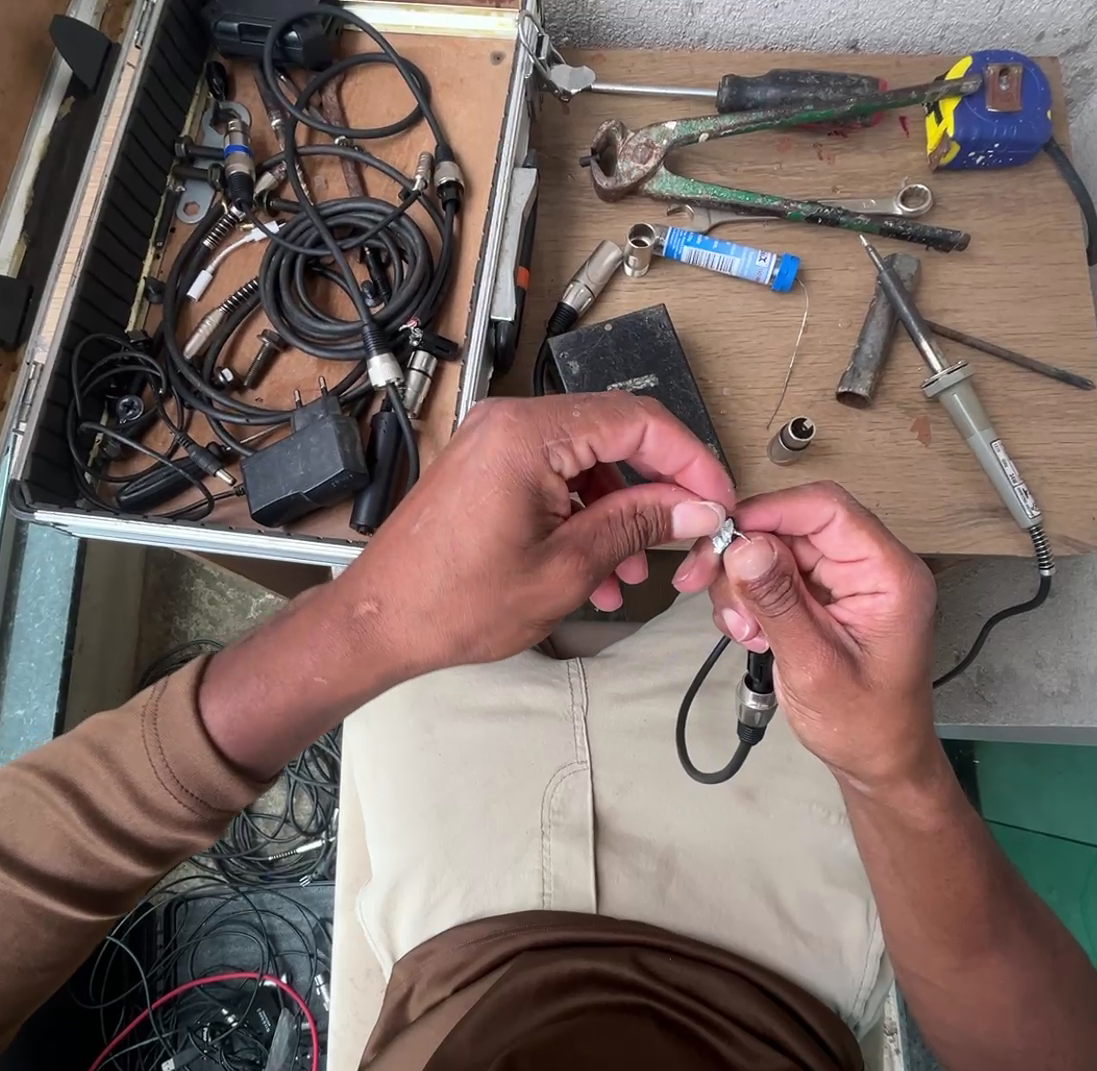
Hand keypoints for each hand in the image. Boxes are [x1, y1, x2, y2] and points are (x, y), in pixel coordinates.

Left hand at [334, 392, 735, 676]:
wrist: (380, 622)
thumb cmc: (452, 602)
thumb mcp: (565, 569)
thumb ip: (637, 525)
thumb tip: (694, 507)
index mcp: (529, 435)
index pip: (639, 422)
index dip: (690, 460)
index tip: (716, 499)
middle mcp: (510, 423)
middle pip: (616, 436)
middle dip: (657, 489)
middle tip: (685, 532)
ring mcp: (496, 442)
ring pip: (588, 462)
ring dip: (619, 512)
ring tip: (631, 571)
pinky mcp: (489, 466)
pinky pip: (556, 477)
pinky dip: (583, 516)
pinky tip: (595, 569)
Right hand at [673, 481, 939, 790]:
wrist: (876, 762)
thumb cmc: (863, 725)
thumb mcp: (815, 666)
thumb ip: (778, 603)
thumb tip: (743, 546)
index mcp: (887, 574)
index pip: (825, 509)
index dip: (767, 512)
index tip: (718, 538)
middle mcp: (866, 566)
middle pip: (789, 525)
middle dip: (741, 554)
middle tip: (701, 582)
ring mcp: (840, 580)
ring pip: (771, 548)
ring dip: (741, 582)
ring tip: (744, 628)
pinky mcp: (818, 595)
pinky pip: (769, 573)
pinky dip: (747, 597)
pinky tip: (751, 632)